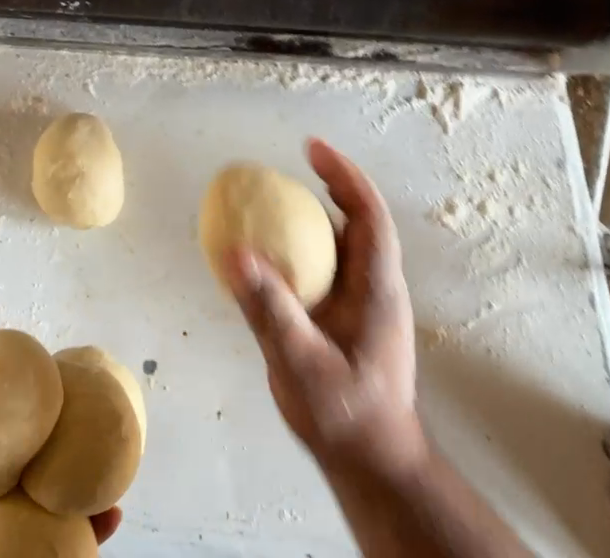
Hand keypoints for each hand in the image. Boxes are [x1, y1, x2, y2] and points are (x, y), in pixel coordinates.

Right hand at [224, 139, 424, 474]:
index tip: (312, 148)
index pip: (368, 215)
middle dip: (329, 186)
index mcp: (375, 288)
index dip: (344, 175)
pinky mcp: (349, 321)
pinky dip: (305, 248)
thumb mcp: (301, 361)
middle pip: (359, 222)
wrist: (372, 461)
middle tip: (291, 167)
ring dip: (317, 216)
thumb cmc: (345, 414)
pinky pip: (328, 268)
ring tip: (277, 204)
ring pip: (345, 245)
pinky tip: (275, 257)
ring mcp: (364, 306)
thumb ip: (269, 308)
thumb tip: (235, 252)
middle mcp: (374, 288)